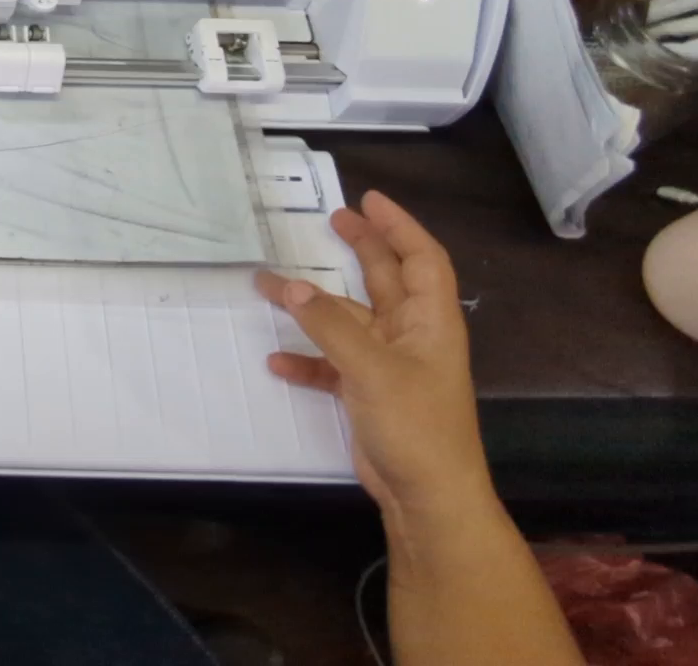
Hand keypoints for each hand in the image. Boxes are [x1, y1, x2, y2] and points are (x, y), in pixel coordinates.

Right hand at [256, 190, 493, 521]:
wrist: (426, 497)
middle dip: (363, 247)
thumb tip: (290, 286)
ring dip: (312, 304)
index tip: (367, 200)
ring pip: (347, 318)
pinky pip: (330, 361)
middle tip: (334, 219)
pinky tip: (278, 360)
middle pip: (387, 279)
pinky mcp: (366, 391)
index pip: (422, 260)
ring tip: (268, 285)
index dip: (398, 227)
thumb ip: (329, 325)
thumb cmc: (415, 426)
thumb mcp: (371, 369)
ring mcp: (388, 364)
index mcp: (429, 323)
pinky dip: (305, 357)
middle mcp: (411, 336)